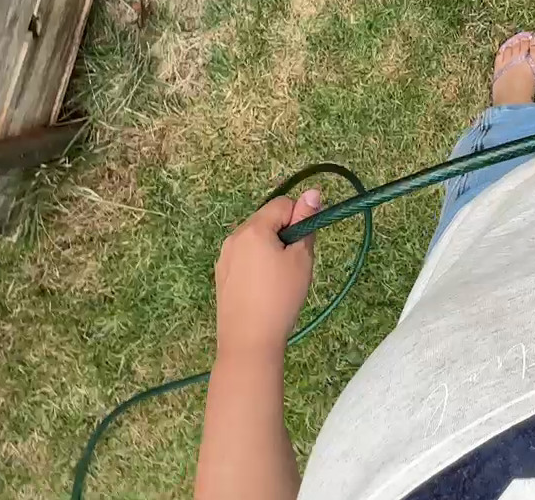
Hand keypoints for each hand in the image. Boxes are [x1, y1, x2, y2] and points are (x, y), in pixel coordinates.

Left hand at [215, 189, 321, 360]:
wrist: (249, 343)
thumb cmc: (280, 296)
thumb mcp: (300, 257)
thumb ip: (305, 221)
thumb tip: (312, 192)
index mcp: (253, 229)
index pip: (283, 204)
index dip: (298, 219)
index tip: (302, 245)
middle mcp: (234, 237)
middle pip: (267, 219)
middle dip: (284, 232)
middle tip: (294, 262)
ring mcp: (224, 258)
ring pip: (257, 238)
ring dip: (272, 247)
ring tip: (280, 277)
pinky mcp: (221, 275)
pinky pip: (246, 255)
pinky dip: (258, 262)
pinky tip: (264, 287)